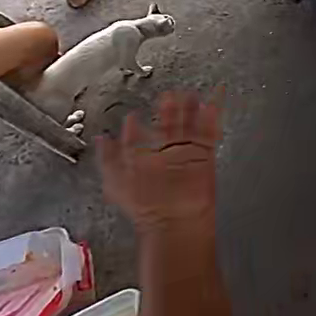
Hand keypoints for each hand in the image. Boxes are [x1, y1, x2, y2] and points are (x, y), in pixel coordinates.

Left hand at [100, 91, 222, 233]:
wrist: (175, 221)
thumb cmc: (145, 206)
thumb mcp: (115, 181)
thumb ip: (108, 157)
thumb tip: (102, 138)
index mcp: (144, 159)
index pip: (141, 136)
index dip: (137, 124)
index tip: (135, 113)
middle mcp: (165, 155)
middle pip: (169, 125)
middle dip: (169, 109)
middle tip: (169, 95)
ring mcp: (186, 153)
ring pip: (189, 124)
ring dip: (189, 108)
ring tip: (189, 94)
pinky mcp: (204, 154)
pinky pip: (209, 131)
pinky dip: (213, 115)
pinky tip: (212, 102)